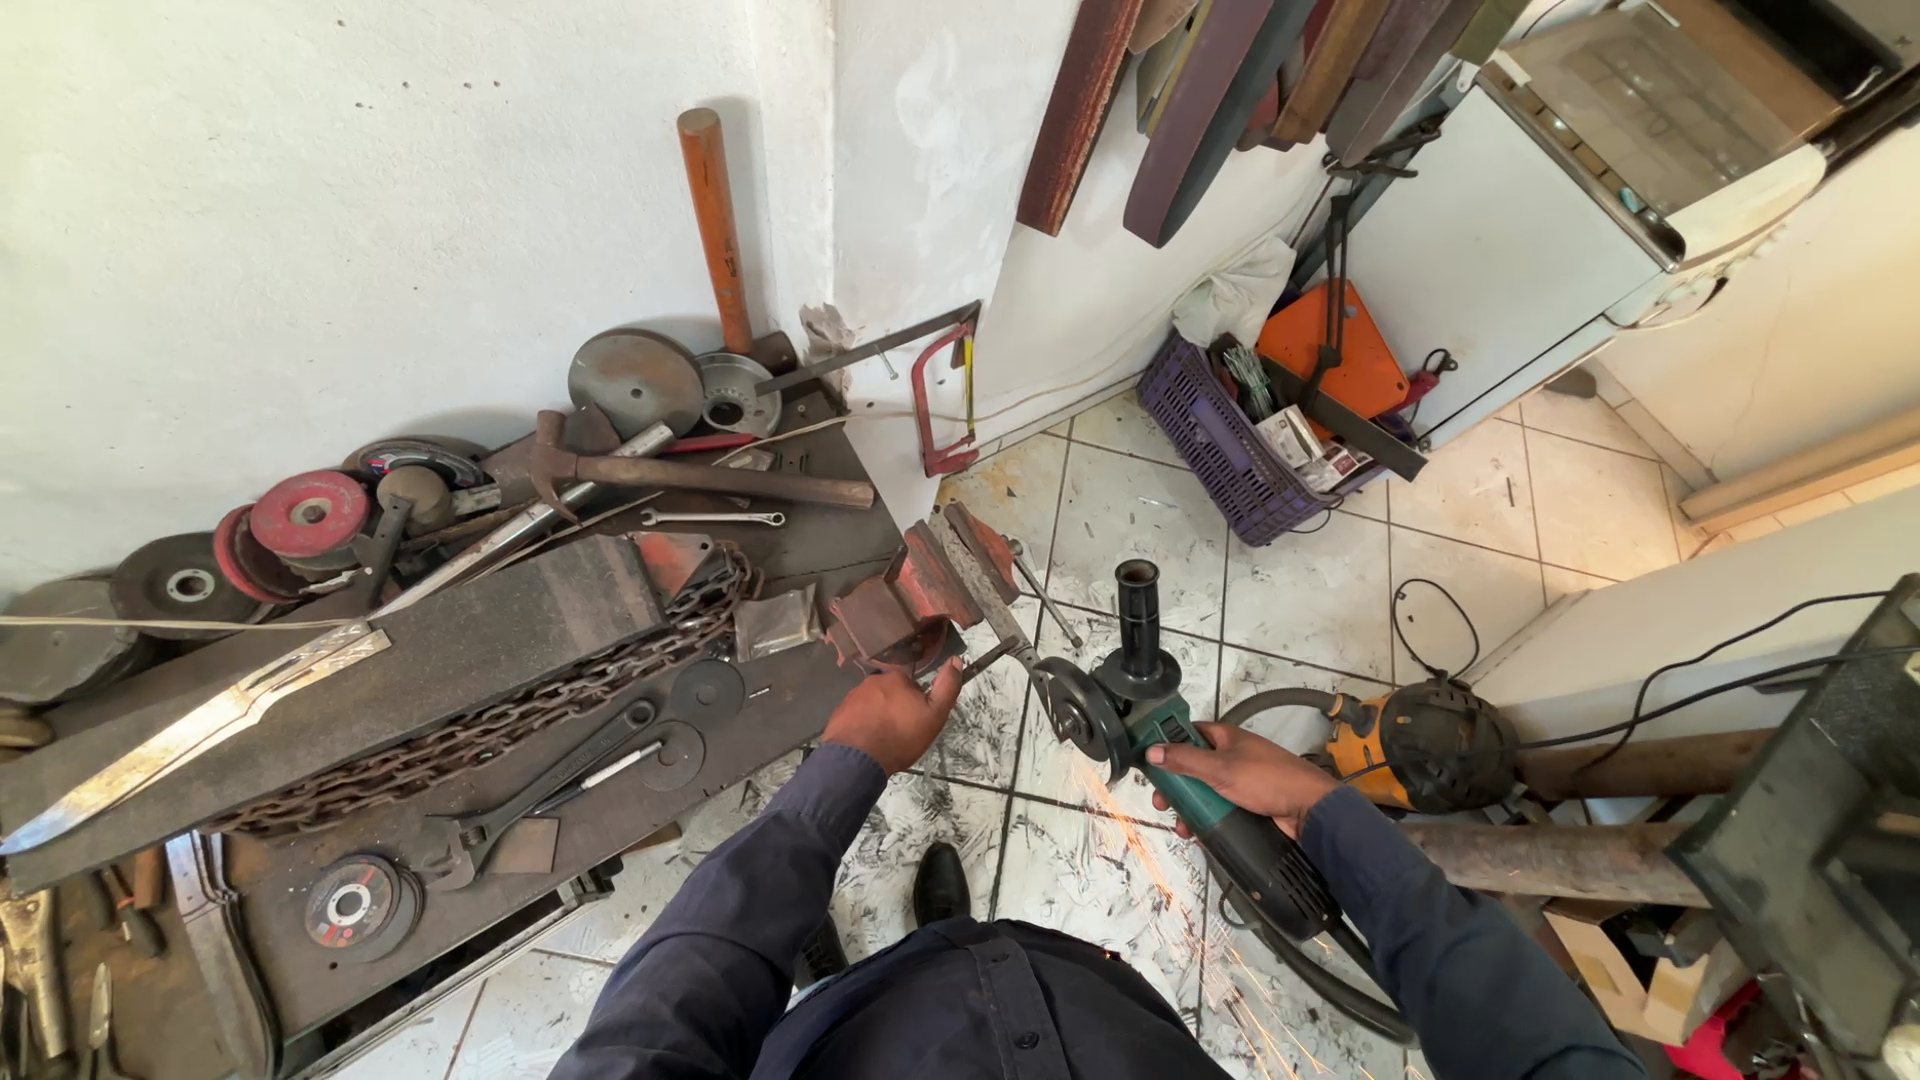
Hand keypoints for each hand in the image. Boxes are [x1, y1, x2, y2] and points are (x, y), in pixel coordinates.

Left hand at [821, 659, 963, 773]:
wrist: (858, 759)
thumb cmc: (900, 736)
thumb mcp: (934, 714)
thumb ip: (947, 687)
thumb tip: (956, 659)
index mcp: (897, 678)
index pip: (912, 687)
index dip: (917, 704)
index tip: (917, 722)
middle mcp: (873, 681)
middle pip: (890, 694)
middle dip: (896, 709)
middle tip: (901, 733)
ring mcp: (852, 696)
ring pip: (872, 705)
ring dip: (878, 717)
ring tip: (883, 740)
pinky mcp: (839, 713)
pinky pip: (855, 716)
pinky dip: (861, 726)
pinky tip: (866, 743)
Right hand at [1147, 722, 1339, 837]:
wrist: (1311, 811)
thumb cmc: (1266, 779)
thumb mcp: (1220, 768)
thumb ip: (1185, 760)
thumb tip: (1150, 751)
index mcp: (1225, 737)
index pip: (1188, 733)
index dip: (1168, 744)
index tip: (1151, 763)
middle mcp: (1231, 755)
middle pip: (1193, 767)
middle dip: (1175, 786)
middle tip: (1162, 803)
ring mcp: (1241, 780)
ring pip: (1205, 792)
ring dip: (1190, 808)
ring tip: (1182, 828)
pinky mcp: (1248, 804)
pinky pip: (1220, 809)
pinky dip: (1208, 820)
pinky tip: (1200, 835)